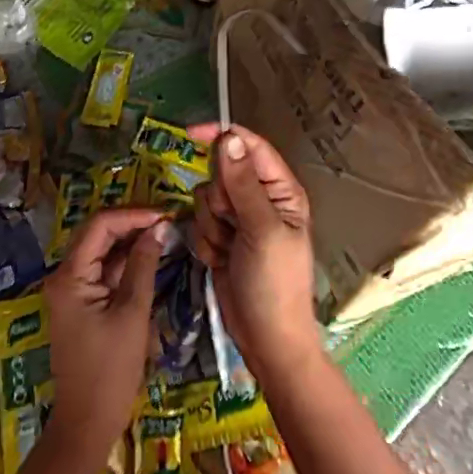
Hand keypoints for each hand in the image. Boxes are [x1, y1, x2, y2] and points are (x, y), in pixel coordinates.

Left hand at [43, 209, 167, 441]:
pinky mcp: (84, 302)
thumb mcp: (132, 312)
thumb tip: (159, 227)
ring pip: (103, 249)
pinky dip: (128, 259)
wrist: (88, 423)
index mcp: (69, 276)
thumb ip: (144, 265)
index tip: (165, 213)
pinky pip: (105, 269)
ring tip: (166, 231)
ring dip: (132, 238)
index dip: (133, 213)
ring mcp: (73, 289)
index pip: (100, 225)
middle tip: (168, 219)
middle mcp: (65, 276)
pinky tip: (153, 254)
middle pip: (99, 232)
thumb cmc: (110, 369)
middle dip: (133, 221)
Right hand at [187, 124, 320, 378]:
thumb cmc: (275, 283)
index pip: (250, 147)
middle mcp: (261, 198)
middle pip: (222, 172)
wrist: (266, 339)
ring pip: (206, 198)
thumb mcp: (262, 230)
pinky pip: (200, 223)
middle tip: (233, 226)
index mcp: (281, 189)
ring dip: (211, 225)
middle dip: (218, 199)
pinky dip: (205, 242)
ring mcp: (240, 219)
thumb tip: (229, 138)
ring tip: (229, 250)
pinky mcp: (222, 238)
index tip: (191, 133)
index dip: (223, 136)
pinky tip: (221, 261)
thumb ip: (243, 184)